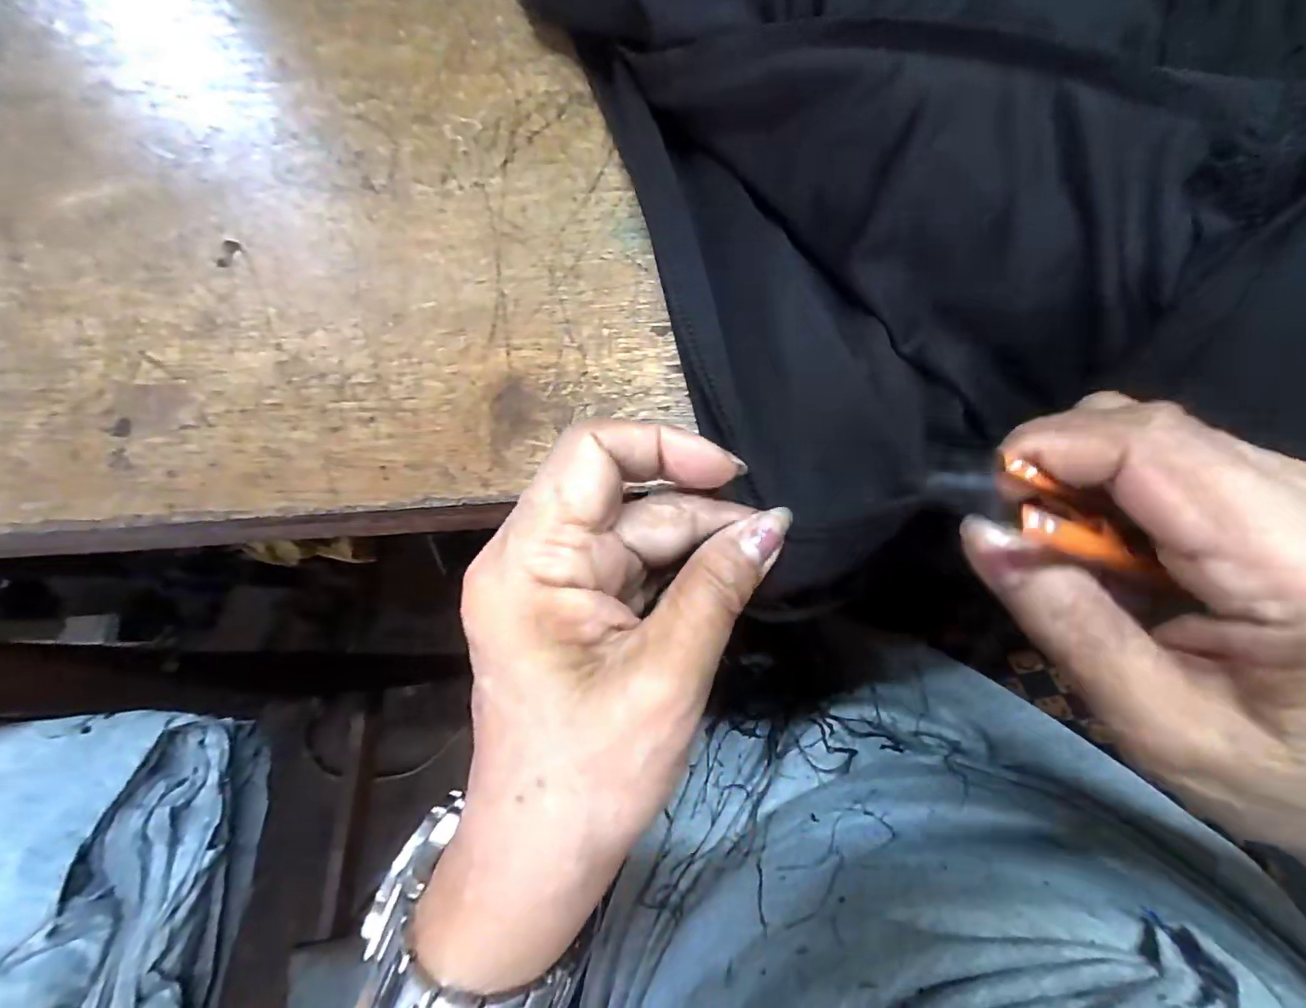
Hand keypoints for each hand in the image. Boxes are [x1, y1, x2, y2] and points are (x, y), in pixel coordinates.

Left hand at [413, 421, 789, 992]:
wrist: (543, 860)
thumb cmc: (593, 773)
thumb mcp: (668, 673)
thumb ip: (719, 587)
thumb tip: (774, 523)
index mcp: (532, 563)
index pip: (591, 453)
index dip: (663, 445)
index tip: (730, 474)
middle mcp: (537, 560)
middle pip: (626, 496)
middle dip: (701, 508)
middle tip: (770, 534)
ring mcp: (560, 588)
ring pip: (641, 532)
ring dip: (703, 541)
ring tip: (761, 556)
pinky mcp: (583, 613)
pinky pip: (642, 569)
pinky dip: (689, 570)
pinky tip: (731, 577)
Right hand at [961, 393, 1305, 885]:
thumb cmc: (1273, 780)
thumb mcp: (1154, 727)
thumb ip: (1069, 622)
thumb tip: (983, 533)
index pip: (1165, 456)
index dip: (1065, 445)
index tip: (997, 481)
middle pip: (1170, 431)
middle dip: (1073, 454)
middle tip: (1024, 518)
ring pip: (1180, 433)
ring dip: (1101, 467)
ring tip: (1073, 535)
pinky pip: (1199, 452)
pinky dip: (1137, 478)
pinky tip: (1128, 536)